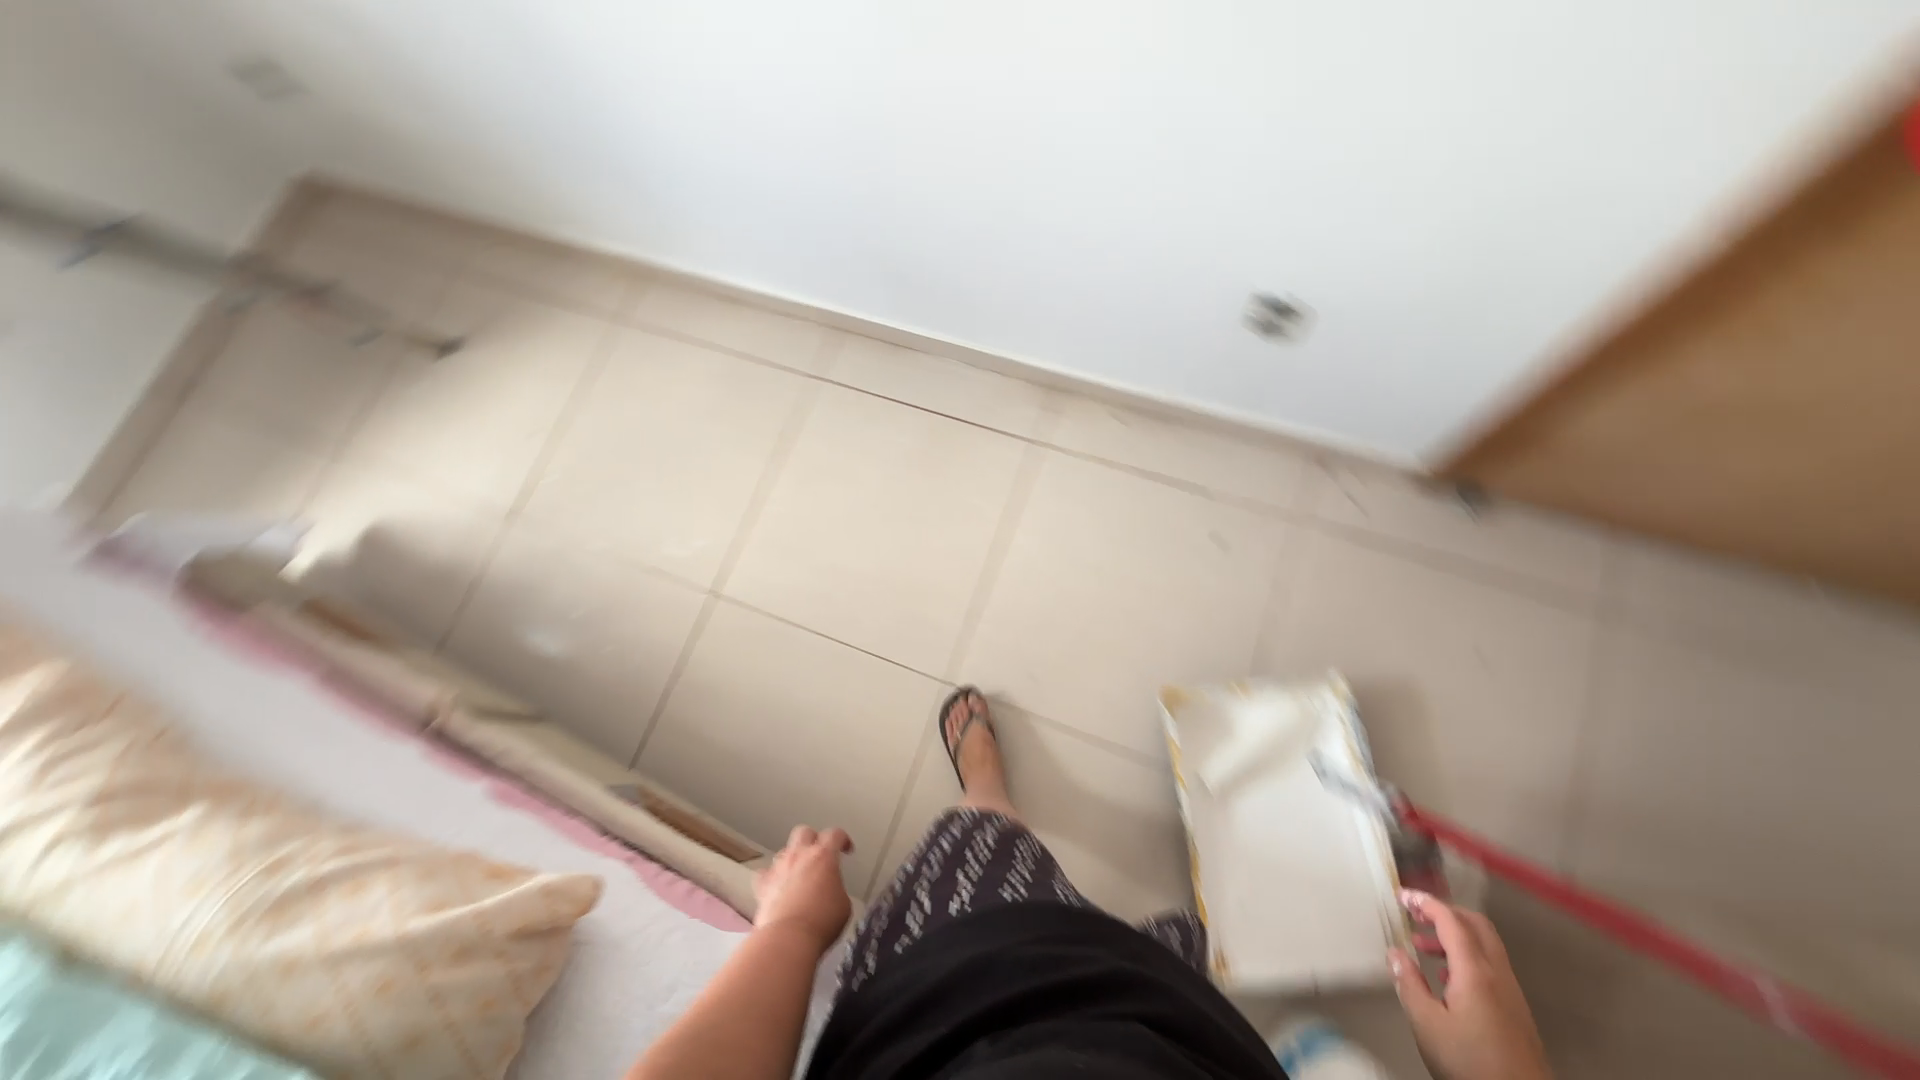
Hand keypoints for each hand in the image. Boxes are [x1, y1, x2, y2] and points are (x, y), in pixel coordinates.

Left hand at [753, 825, 853, 953]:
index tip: (846, 849)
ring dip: (792, 859)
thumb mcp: (844, 904)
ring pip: (784, 851)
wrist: (789, 938)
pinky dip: (771, 878)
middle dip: (813, 840)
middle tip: (819, 855)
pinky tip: (776, 887)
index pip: (835, 834)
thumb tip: (831, 892)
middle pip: (804, 832)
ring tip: (798, 874)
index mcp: (824, 856)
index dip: (842, 839)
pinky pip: (765, 874)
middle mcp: (800, 855)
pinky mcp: (762, 886)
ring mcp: (778, 868)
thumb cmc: (823, 921)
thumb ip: (837, 889)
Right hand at [1389, 889, 1552, 1079]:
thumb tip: (1395, 954)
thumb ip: (1409, 984)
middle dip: (1444, 911)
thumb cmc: (1470, 1062)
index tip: (1402, 896)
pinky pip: (1490, 965)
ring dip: (1454, 935)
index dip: (1425, 902)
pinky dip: (1465, 955)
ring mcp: (1510, 990)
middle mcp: (1497, 973)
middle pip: (1475, 924)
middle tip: (1415, 913)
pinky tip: (1446, 978)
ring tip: (1421, 945)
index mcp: (1475, 972)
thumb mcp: (1427, 1024)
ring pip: (1484, 944)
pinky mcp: (1515, 1008)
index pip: (1451, 921)